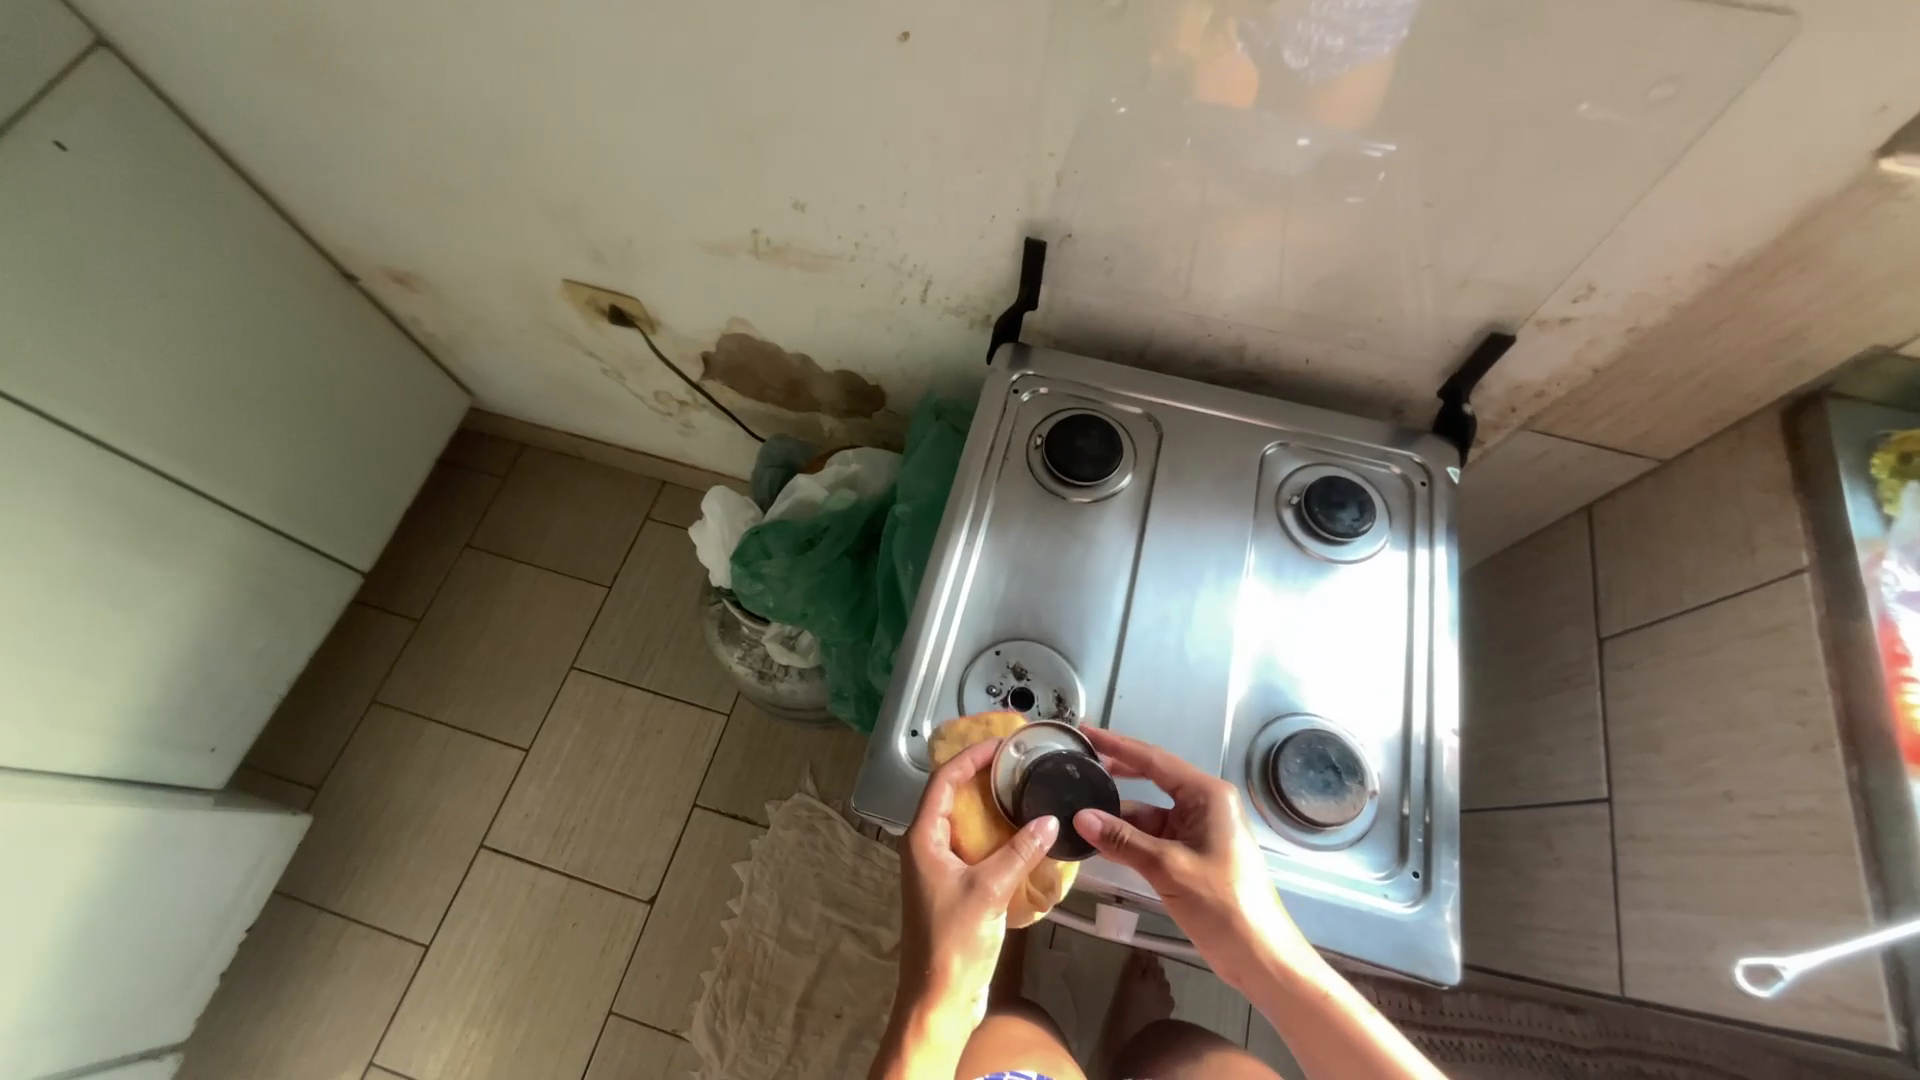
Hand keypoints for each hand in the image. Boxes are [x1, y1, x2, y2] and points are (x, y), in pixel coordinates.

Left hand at [897, 737, 1059, 1026]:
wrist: (938, 999)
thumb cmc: (953, 942)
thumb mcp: (989, 891)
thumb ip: (1019, 852)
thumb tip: (1048, 819)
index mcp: (923, 837)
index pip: (944, 779)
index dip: (971, 756)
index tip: (1002, 744)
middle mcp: (926, 844)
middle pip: (952, 794)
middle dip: (982, 775)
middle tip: (1017, 763)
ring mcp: (938, 866)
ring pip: (963, 820)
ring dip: (989, 804)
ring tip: (1023, 790)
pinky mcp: (953, 885)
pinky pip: (973, 845)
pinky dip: (994, 834)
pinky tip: (1021, 835)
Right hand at [1072, 727, 1316, 988]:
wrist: (1261, 958)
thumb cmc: (1223, 904)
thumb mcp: (1168, 868)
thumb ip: (1122, 839)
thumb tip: (1080, 817)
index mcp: (1207, 795)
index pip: (1154, 760)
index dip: (1117, 745)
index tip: (1087, 732)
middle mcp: (1204, 805)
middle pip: (1151, 779)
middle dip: (1116, 773)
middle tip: (1079, 763)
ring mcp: (1198, 830)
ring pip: (1149, 812)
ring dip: (1118, 814)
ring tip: (1077, 807)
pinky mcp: (1192, 855)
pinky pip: (1153, 836)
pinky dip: (1128, 838)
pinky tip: (1099, 841)